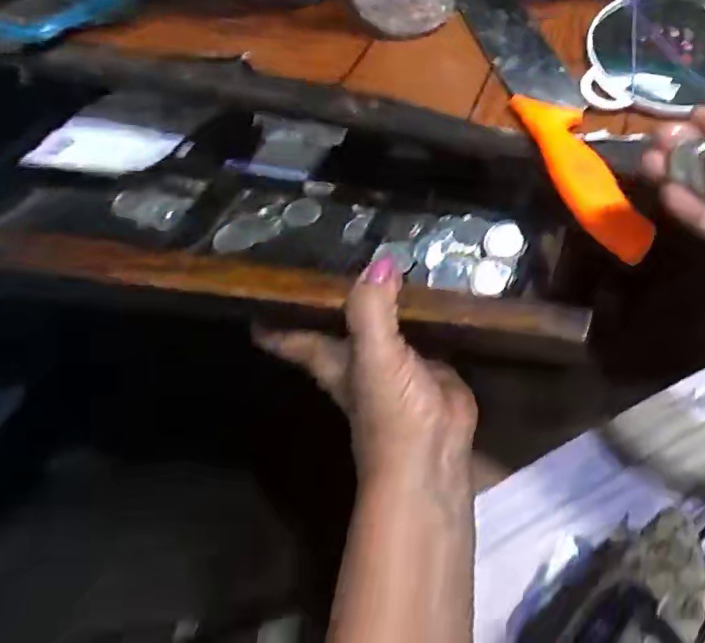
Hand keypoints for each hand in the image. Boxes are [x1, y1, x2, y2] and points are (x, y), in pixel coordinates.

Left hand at [254, 258, 476, 488]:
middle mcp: (361, 355)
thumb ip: (372, 310)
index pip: (294, 336)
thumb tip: (380, 260)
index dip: (276, 313)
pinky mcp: (432, 360)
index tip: (263, 284)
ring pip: (386, 318)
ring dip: (389, 292)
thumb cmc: (390, 413)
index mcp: (334, 358)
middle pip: (341, 320)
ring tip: (398, 250)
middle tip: (345, 248)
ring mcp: (398, 358)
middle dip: (340, 291)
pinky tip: (442, 282)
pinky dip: (429, 307)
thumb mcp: (374, 357)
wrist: (433, 455)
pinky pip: (427, 326)